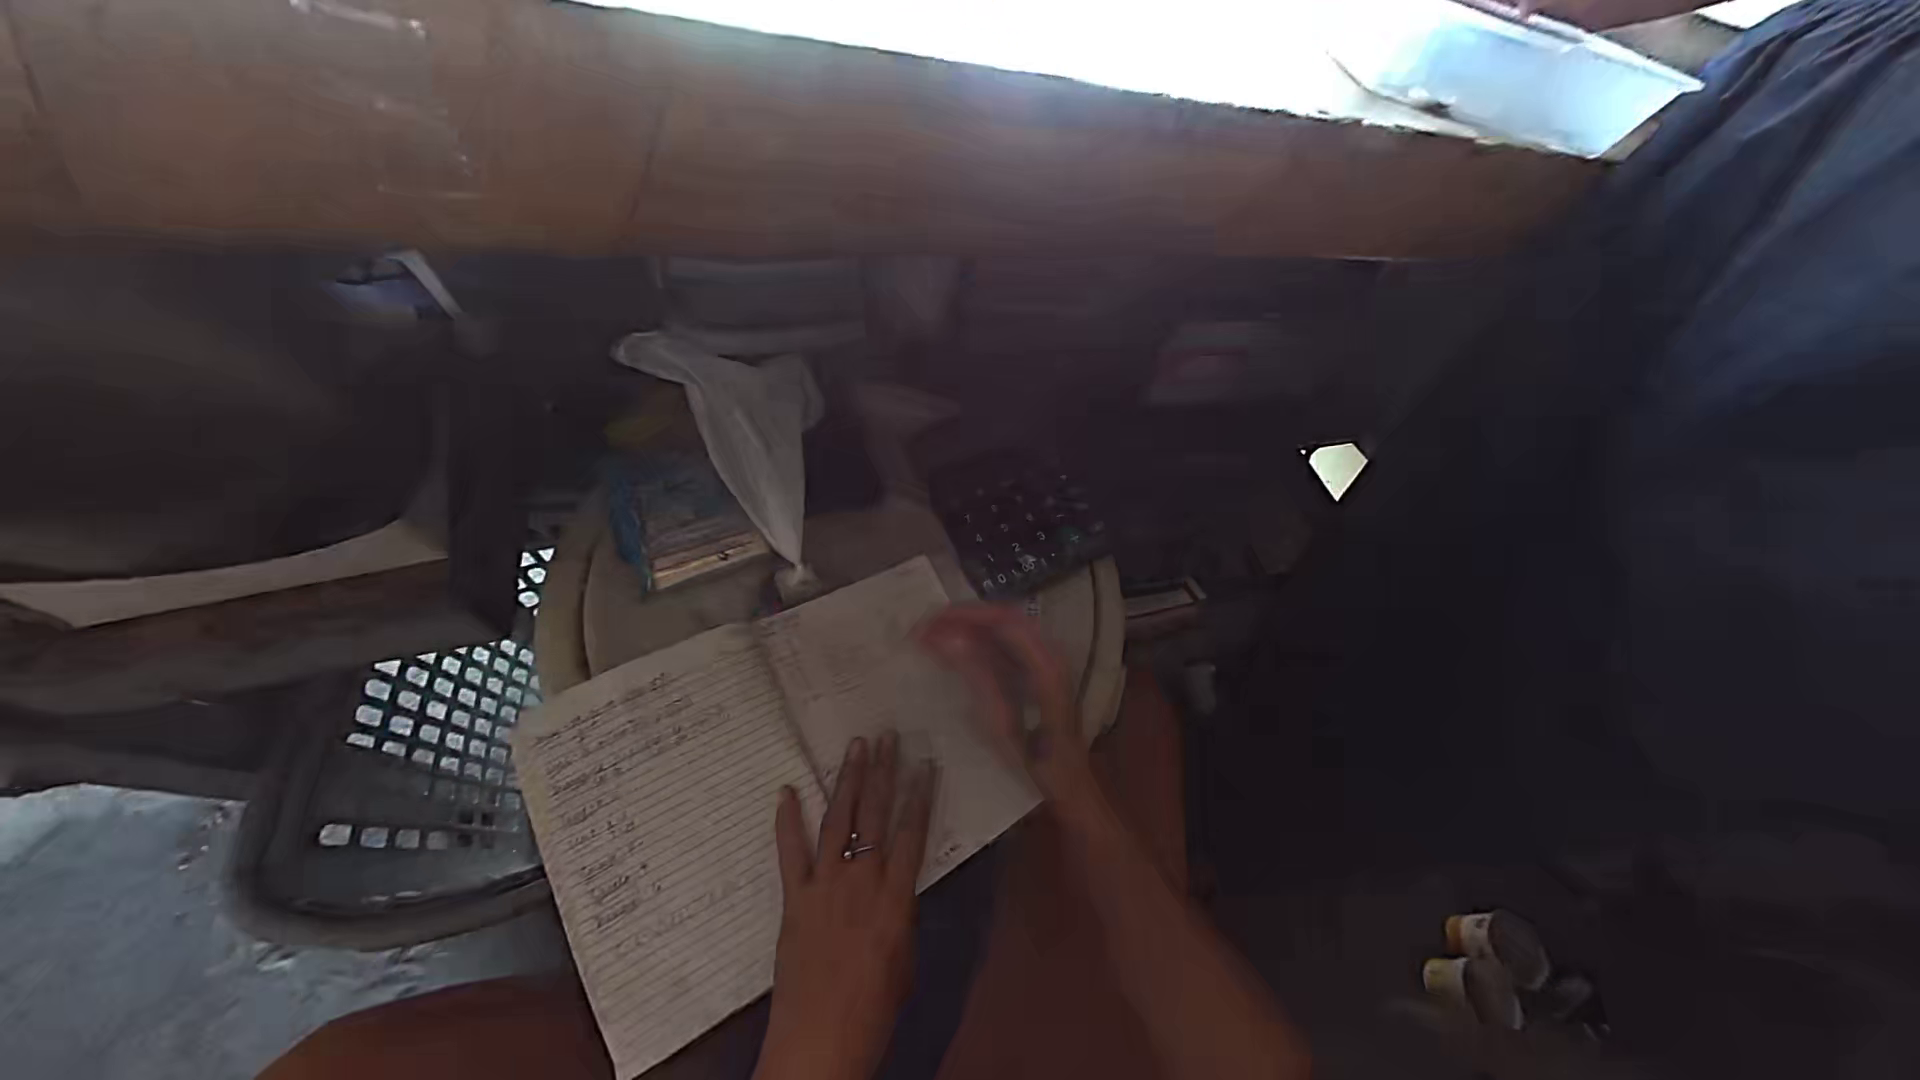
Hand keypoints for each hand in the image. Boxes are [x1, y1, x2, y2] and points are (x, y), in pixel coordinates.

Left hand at [754, 733, 935, 1079]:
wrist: (820, 1045)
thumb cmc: (874, 1009)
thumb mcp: (904, 958)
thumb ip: (901, 911)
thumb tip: (897, 882)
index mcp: (896, 897)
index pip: (912, 832)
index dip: (921, 795)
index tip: (926, 763)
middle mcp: (862, 880)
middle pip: (876, 814)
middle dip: (884, 771)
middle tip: (887, 736)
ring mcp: (825, 885)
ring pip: (839, 820)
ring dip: (847, 780)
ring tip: (856, 746)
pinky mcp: (795, 898)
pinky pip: (790, 852)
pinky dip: (787, 820)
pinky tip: (787, 790)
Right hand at [916, 605, 1098, 811]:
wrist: (1069, 787)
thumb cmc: (1036, 764)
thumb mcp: (1001, 726)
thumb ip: (977, 676)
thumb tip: (947, 637)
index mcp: (1045, 663)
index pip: (1002, 618)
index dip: (963, 615)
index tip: (929, 622)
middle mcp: (1050, 653)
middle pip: (1002, 617)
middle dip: (961, 618)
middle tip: (924, 628)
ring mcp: (1046, 661)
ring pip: (1003, 628)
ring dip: (967, 627)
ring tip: (932, 636)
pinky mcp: (1039, 671)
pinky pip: (1006, 644)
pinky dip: (977, 642)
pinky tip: (954, 652)